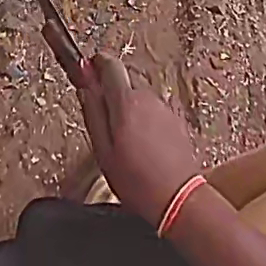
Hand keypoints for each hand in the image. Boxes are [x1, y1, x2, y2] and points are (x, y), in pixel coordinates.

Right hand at [76, 52, 202, 226]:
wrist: (181, 201)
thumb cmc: (138, 180)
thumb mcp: (103, 149)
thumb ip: (93, 111)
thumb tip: (85, 86)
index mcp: (126, 102)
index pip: (110, 64)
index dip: (97, 65)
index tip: (89, 73)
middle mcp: (147, 98)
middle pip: (124, 83)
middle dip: (112, 96)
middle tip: (106, 125)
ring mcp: (164, 109)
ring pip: (139, 99)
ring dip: (130, 111)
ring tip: (126, 143)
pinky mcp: (176, 121)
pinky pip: (153, 112)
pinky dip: (145, 122)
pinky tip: (144, 148)